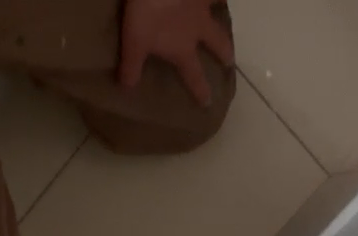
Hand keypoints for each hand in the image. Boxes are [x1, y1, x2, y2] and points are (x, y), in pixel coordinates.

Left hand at [119, 0, 233, 106]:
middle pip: (217, 42)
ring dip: (223, 16)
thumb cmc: (148, 12)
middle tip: (230, 62)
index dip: (201, 89)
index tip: (208, 103)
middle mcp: (199, 27)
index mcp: (183, 47)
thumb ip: (131, 67)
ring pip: (218, 11)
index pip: (194, 74)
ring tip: (224, 17)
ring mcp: (202, 2)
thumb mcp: (134, 43)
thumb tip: (127, 90)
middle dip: (224, 53)